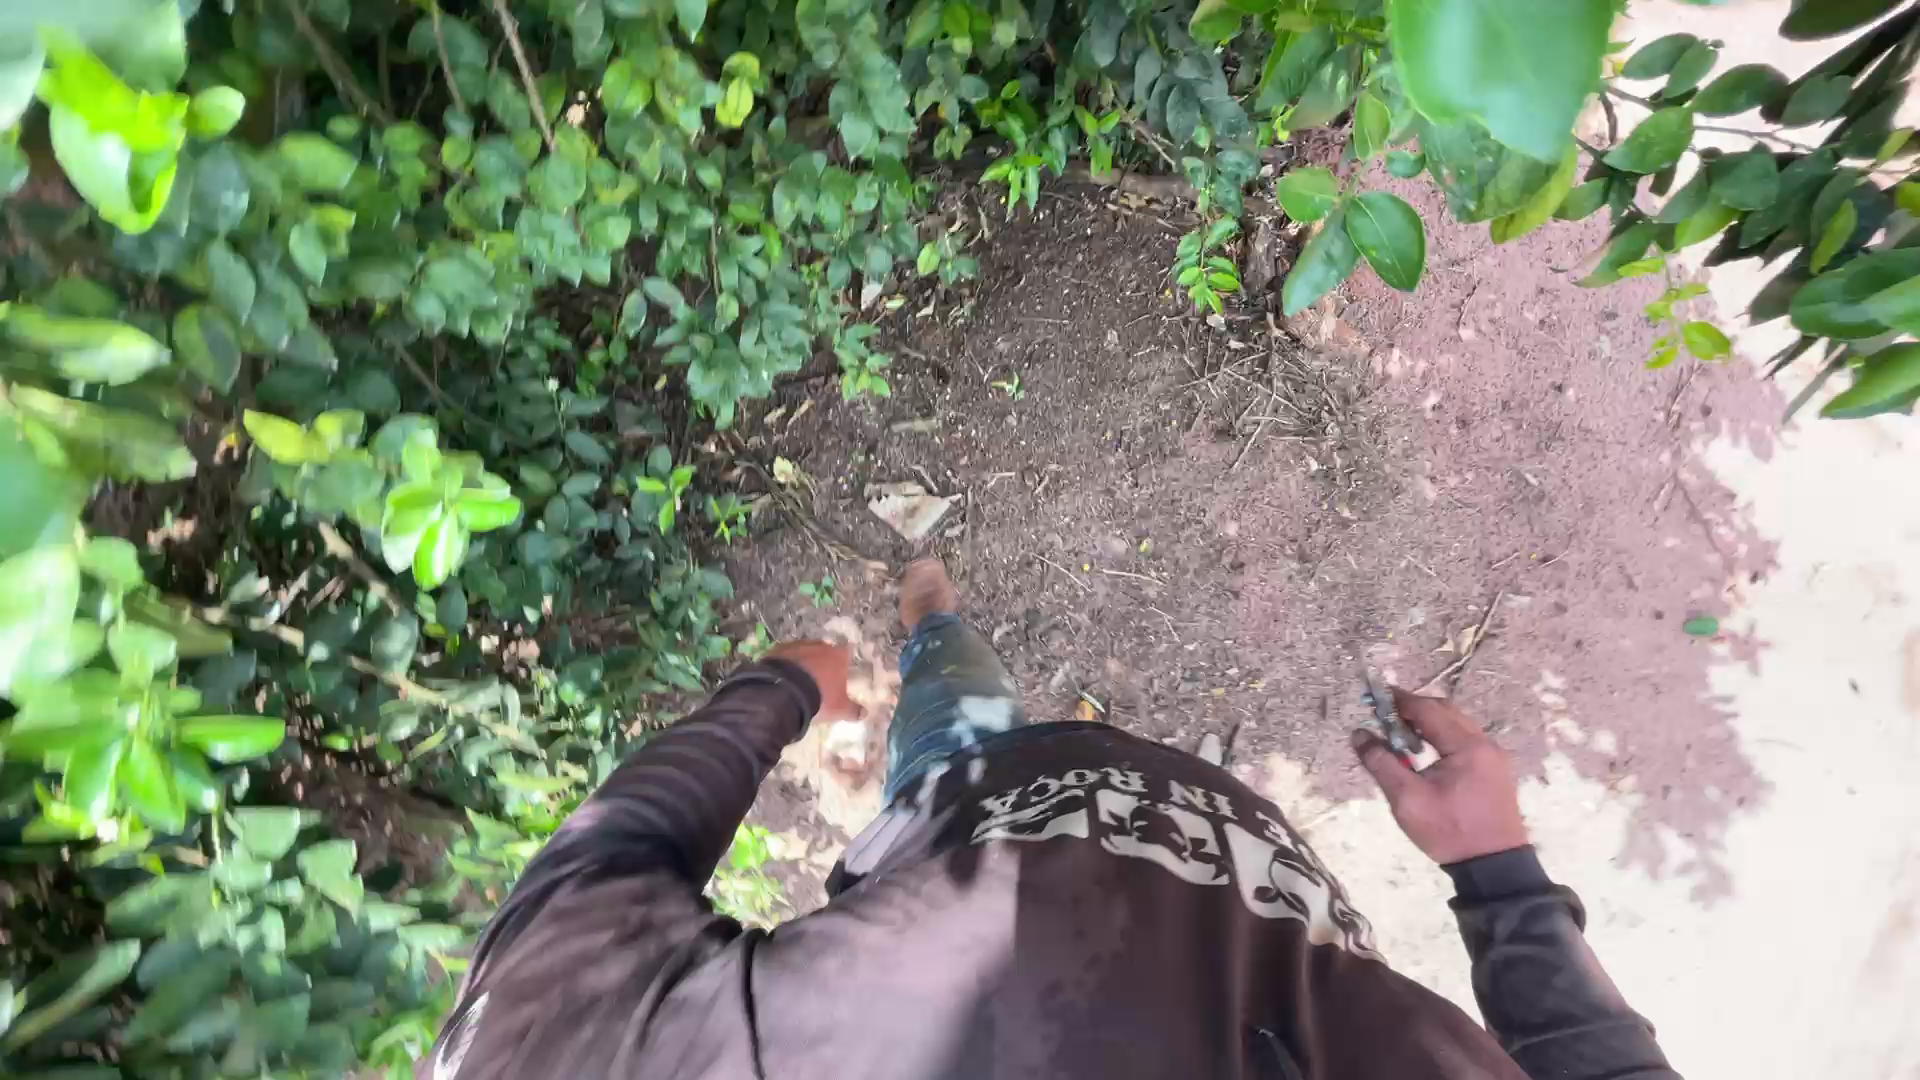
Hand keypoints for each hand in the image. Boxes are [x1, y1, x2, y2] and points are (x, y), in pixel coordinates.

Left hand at [765, 640, 853, 719]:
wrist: (783, 693)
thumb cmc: (819, 698)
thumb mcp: (839, 709)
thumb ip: (853, 710)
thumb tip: (865, 713)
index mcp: (838, 656)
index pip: (846, 653)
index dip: (844, 662)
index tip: (841, 671)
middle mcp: (819, 645)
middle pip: (824, 650)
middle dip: (822, 661)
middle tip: (819, 678)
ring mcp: (797, 645)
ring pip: (804, 651)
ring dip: (803, 662)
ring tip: (799, 680)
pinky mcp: (777, 650)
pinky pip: (785, 656)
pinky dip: (786, 664)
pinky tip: (783, 678)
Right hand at [1351, 689, 1528, 865]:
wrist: (1495, 869)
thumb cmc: (1449, 830)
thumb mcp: (1406, 798)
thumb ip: (1381, 762)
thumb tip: (1359, 734)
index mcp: (1467, 747)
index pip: (1428, 710)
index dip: (1399, 700)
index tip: (1373, 695)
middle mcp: (1485, 745)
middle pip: (1445, 711)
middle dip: (1412, 708)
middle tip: (1384, 714)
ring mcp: (1493, 759)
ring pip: (1456, 725)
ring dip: (1427, 722)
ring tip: (1399, 733)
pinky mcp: (1494, 772)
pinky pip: (1464, 740)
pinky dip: (1440, 735)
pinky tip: (1422, 751)